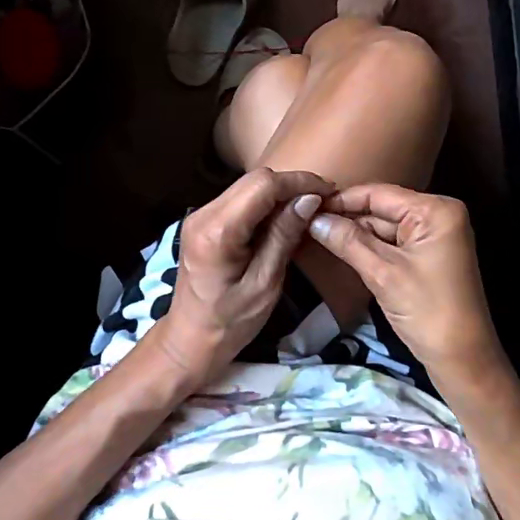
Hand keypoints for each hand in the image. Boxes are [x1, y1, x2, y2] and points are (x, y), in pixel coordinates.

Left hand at [153, 168, 332, 380]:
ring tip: (308, 210)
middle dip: (291, 185)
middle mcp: (203, 214)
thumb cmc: (230, 322)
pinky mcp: (203, 223)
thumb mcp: (265, 283)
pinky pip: (238, 201)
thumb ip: (284, 236)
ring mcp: (199, 216)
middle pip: (254, 180)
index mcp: (217, 231)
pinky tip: (283, 219)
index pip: (262, 185)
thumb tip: (310, 199)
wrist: (190, 339)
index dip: (299, 182)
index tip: (329, 192)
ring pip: (246, 187)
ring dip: (278, 193)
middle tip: (323, 201)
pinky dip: (264, 204)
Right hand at [304, 183, 501, 374]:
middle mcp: (437, 215)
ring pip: (382, 227)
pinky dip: (367, 248)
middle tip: (305, 222)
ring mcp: (433, 236)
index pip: (378, 194)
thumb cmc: (427, 310)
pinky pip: (391, 243)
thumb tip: (313, 219)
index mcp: (435, 210)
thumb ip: (347, 241)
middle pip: (380, 208)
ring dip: (353, 234)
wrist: (461, 357)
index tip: (306, 207)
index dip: (341, 200)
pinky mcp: (426, 255)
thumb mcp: (382, 273)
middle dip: (345, 217)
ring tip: (315, 234)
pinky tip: (339, 249)